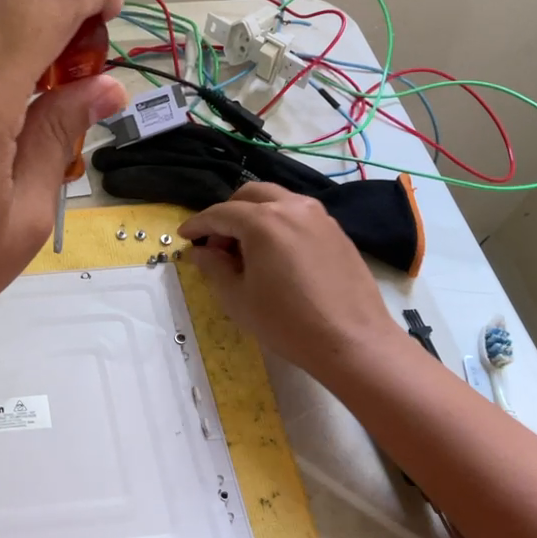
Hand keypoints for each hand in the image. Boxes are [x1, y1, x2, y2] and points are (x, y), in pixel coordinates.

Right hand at [178, 183, 408, 381]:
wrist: (352, 341)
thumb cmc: (287, 322)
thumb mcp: (237, 299)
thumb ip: (214, 268)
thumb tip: (201, 253)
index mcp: (263, 222)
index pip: (221, 213)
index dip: (198, 224)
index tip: (185, 236)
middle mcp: (293, 208)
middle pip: (251, 195)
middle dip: (228, 212)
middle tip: (217, 243)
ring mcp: (320, 217)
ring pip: (278, 200)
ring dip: (255, 215)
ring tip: (246, 249)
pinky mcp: (337, 232)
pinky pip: (299, 215)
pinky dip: (279, 224)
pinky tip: (276, 255)